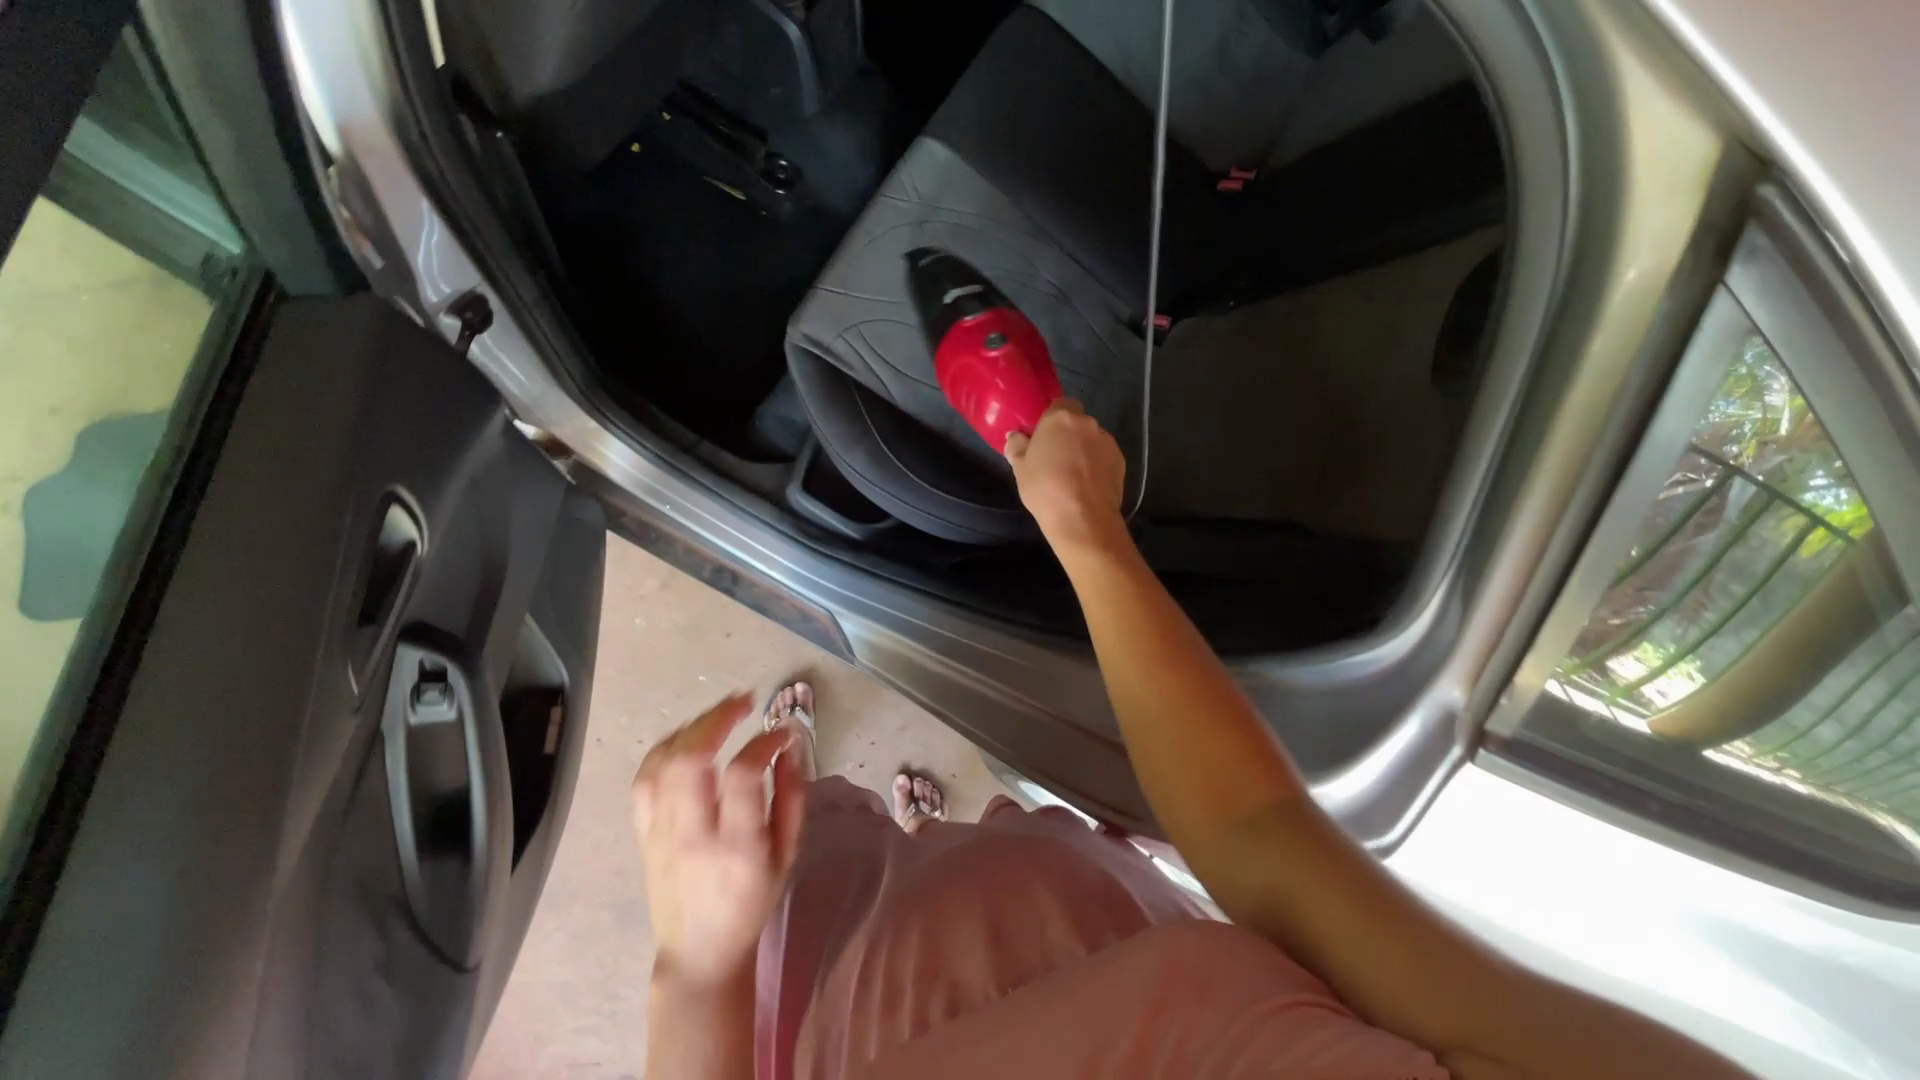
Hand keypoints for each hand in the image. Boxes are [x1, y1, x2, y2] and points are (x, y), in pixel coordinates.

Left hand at [631, 693, 805, 987]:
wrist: (699, 952)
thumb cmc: (752, 904)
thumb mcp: (787, 857)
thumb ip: (792, 800)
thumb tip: (789, 749)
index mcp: (736, 845)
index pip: (743, 776)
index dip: (764, 744)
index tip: (782, 734)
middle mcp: (692, 835)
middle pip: (690, 760)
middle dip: (717, 720)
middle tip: (744, 702)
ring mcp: (660, 833)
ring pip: (662, 764)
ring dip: (691, 728)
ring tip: (718, 715)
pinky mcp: (643, 833)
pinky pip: (644, 780)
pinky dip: (664, 749)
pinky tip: (685, 738)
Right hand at [1004, 399, 1126, 553]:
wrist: (1082, 519)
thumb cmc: (1045, 489)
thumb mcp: (1019, 468)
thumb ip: (1016, 446)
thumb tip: (1016, 437)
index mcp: (1060, 418)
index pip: (1059, 404)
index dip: (1052, 419)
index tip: (1044, 437)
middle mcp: (1087, 423)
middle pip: (1076, 422)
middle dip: (1068, 434)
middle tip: (1056, 458)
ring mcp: (1107, 441)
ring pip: (1092, 439)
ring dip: (1084, 449)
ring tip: (1074, 475)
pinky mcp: (1121, 460)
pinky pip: (1104, 456)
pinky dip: (1097, 464)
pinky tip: (1088, 484)